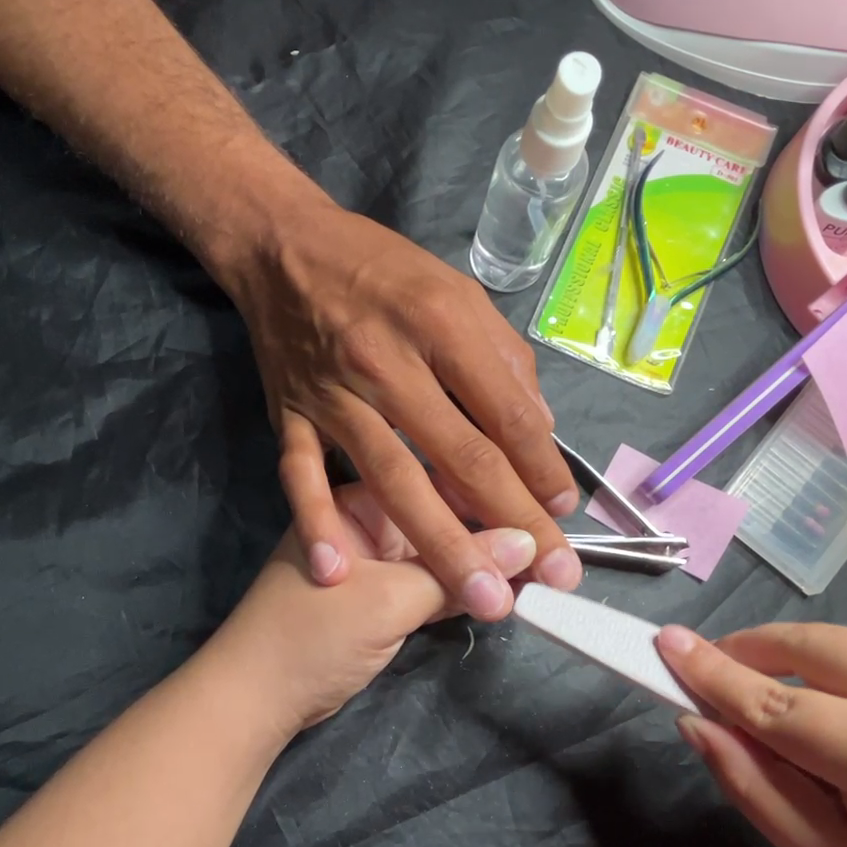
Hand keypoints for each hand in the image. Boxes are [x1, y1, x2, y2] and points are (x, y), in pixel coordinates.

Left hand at [207, 484, 537, 738]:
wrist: (254, 699)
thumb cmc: (309, 635)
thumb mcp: (387, 600)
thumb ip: (456, 572)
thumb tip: (527, 546)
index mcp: (362, 500)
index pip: (439, 483)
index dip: (495, 498)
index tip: (549, 515)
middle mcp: (372, 521)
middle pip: (447, 518)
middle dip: (499, 536)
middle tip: (558, 554)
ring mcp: (377, 562)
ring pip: (445, 554)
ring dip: (487, 568)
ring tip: (545, 576)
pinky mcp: (382, 599)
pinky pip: (434, 585)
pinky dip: (466, 592)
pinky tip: (508, 596)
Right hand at [224, 197, 580, 620]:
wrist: (281, 247)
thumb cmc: (380, 268)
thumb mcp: (457, 290)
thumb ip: (502, 360)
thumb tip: (537, 432)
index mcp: (440, 324)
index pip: (504, 412)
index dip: (541, 467)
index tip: (564, 512)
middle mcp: (388, 363)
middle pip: (460, 456)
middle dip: (512, 522)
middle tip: (551, 580)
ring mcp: (334, 394)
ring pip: (393, 478)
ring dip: (441, 543)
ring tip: (482, 598)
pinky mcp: (289, 415)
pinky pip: (302, 475)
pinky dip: (316, 522)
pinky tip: (338, 574)